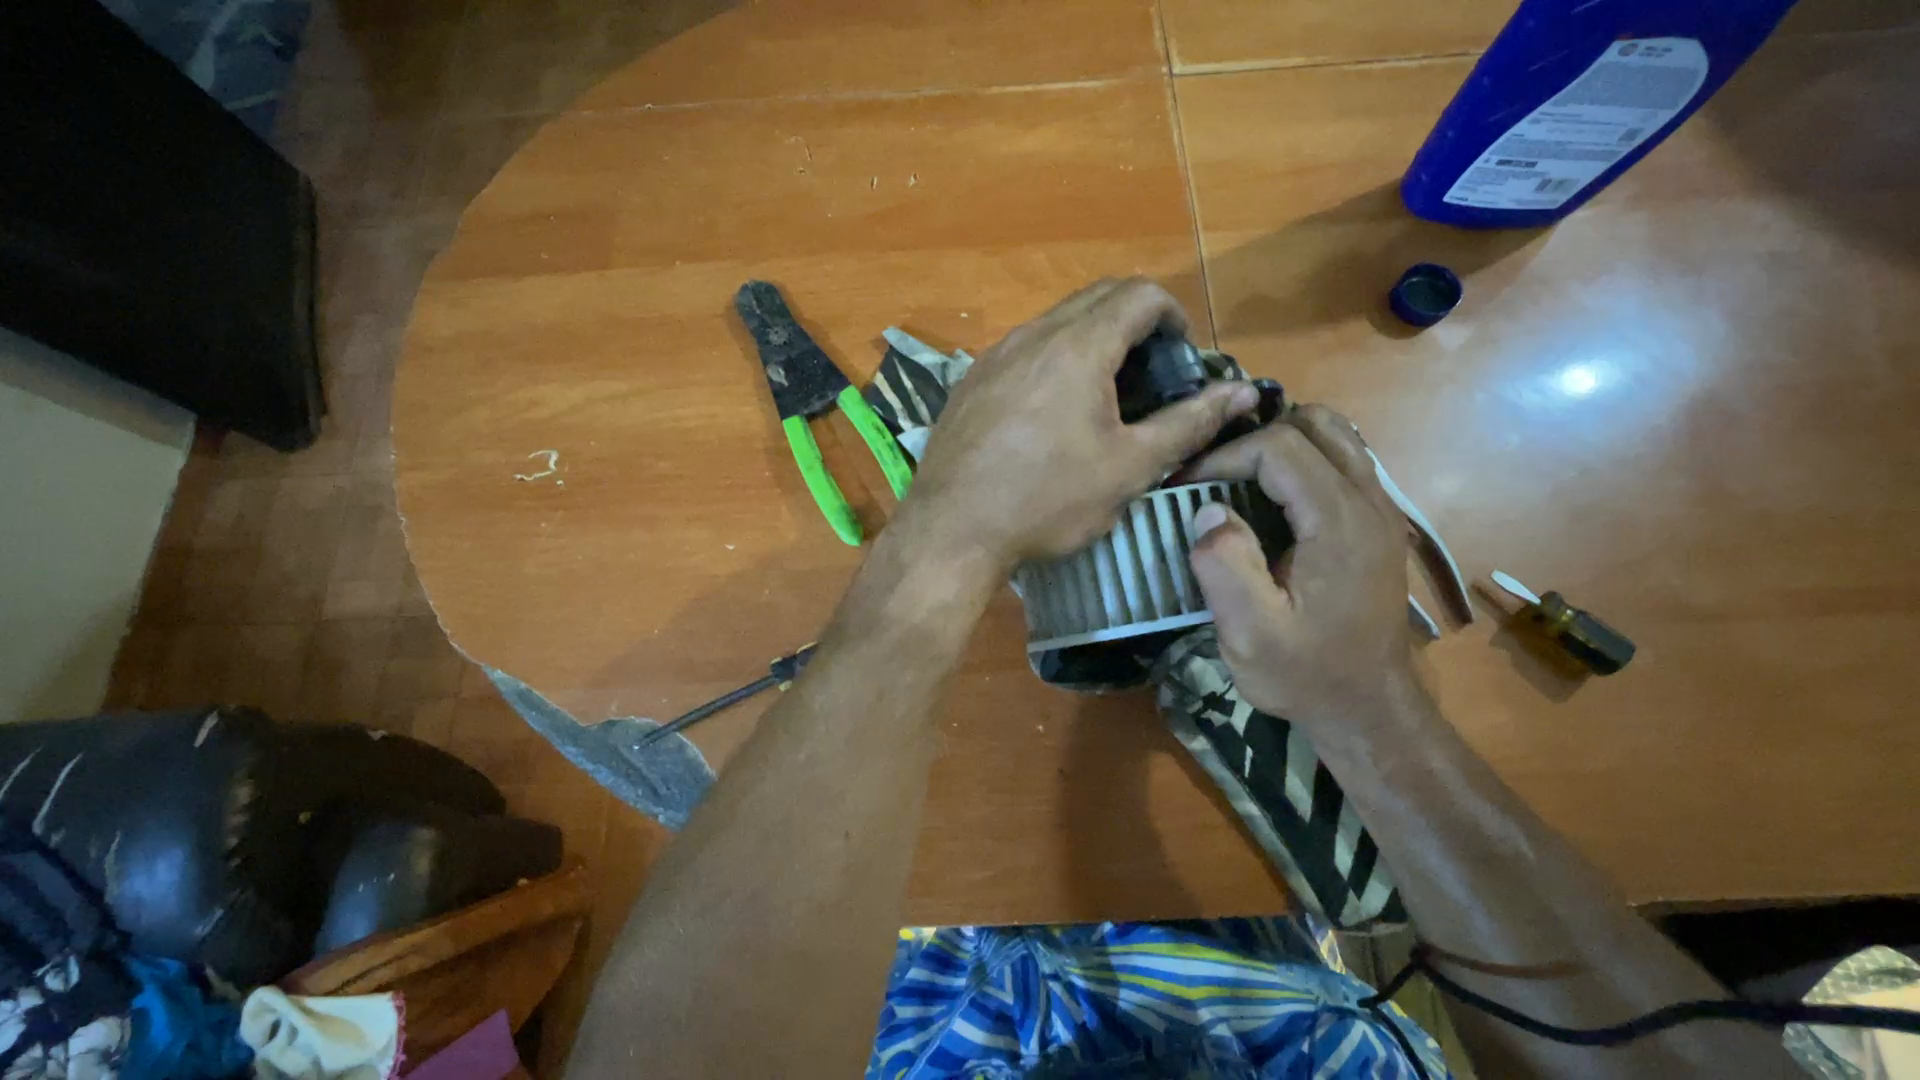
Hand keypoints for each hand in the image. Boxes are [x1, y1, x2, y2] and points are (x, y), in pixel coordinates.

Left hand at [904, 278, 1257, 566]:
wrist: (951, 530)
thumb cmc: (1048, 501)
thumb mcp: (1130, 468)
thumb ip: (1189, 423)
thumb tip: (1241, 392)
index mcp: (1078, 346)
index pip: (1140, 293)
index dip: (1173, 315)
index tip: (1181, 357)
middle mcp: (1032, 335)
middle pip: (1097, 297)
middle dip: (1135, 321)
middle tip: (1151, 373)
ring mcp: (994, 355)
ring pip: (1056, 321)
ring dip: (1092, 339)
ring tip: (1106, 394)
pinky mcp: (969, 381)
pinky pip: (1023, 349)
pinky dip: (1053, 359)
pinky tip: (1053, 413)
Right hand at [1184, 405, 1416, 725]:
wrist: (1367, 708)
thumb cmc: (1305, 674)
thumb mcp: (1250, 633)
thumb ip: (1224, 566)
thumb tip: (1206, 510)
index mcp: (1339, 522)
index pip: (1279, 446)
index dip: (1224, 456)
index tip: (1187, 487)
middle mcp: (1370, 503)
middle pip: (1315, 424)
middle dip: (1254, 439)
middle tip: (1213, 475)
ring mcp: (1382, 511)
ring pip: (1337, 436)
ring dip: (1283, 444)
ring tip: (1238, 478)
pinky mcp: (1379, 525)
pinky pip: (1344, 462)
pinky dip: (1305, 461)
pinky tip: (1271, 500)